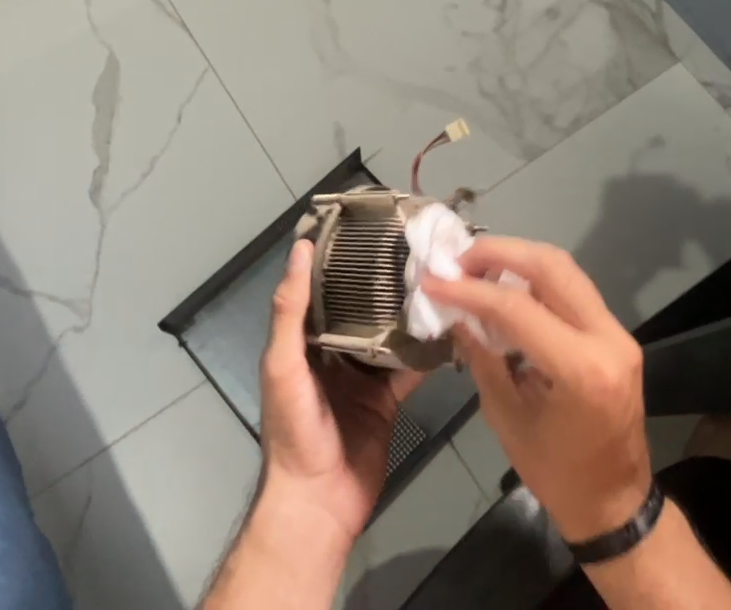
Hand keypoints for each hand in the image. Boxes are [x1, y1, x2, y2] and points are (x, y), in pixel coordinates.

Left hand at [258, 239, 422, 543]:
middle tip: (416, 250)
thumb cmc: (294, 428)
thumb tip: (300, 249)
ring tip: (437, 280)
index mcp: (303, 340)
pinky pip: (409, 369)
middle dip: (383, 284)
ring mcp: (362, 377)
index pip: (322, 289)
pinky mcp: (388, 400)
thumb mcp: (283, 364)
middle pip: (361, 309)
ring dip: (408, 314)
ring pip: (389, 336)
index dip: (341, 260)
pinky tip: (448, 330)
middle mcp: (333, 353)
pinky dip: (427, 353)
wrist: (319, 502)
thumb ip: (290, 310)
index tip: (367, 228)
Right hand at [424, 236, 651, 542]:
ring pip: (564, 269)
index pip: (517, 308)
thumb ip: (481, 356)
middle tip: (456, 260)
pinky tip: (503, 286)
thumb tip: (454, 311)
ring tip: (474, 268)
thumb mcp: (506, 416)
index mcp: (582, 369)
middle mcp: (608, 339)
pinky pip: (571, 289)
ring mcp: (617, 333)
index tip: (432, 280)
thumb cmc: (555, 472)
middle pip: (551, 266)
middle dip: (498, 252)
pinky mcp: (615, 334)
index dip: (469, 289)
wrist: (614, 502)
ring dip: (516, 259)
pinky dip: (533, 279)